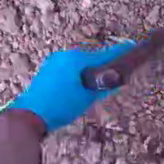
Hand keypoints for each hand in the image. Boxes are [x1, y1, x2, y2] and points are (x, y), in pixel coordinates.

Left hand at [5, 42, 136, 131]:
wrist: (28, 116)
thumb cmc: (59, 106)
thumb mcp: (87, 96)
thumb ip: (104, 84)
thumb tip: (118, 76)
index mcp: (76, 59)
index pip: (105, 56)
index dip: (121, 53)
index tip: (134, 46)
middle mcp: (65, 56)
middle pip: (92, 60)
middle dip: (104, 68)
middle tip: (116, 76)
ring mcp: (54, 63)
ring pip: (80, 66)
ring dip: (90, 74)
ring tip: (95, 88)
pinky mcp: (48, 72)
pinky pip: (69, 70)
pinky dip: (78, 77)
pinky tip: (79, 89)